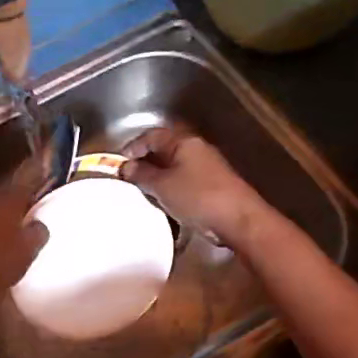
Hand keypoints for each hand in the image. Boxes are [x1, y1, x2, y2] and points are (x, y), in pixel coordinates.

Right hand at [119, 126, 268, 242]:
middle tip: (127, 179)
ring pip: (174, 167)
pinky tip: (163, 203)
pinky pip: (183, 182)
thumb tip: (126, 167)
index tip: (118, 163)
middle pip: (163, 150)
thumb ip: (141, 174)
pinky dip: (170, 189)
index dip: (133, 147)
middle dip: (144, 163)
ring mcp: (206, 168)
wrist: (239, 221)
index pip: (152, 136)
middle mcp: (197, 150)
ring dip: (156, 178)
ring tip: (142, 193)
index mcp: (184, 143)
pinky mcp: (212, 187)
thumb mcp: (162, 186)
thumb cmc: (198, 197)